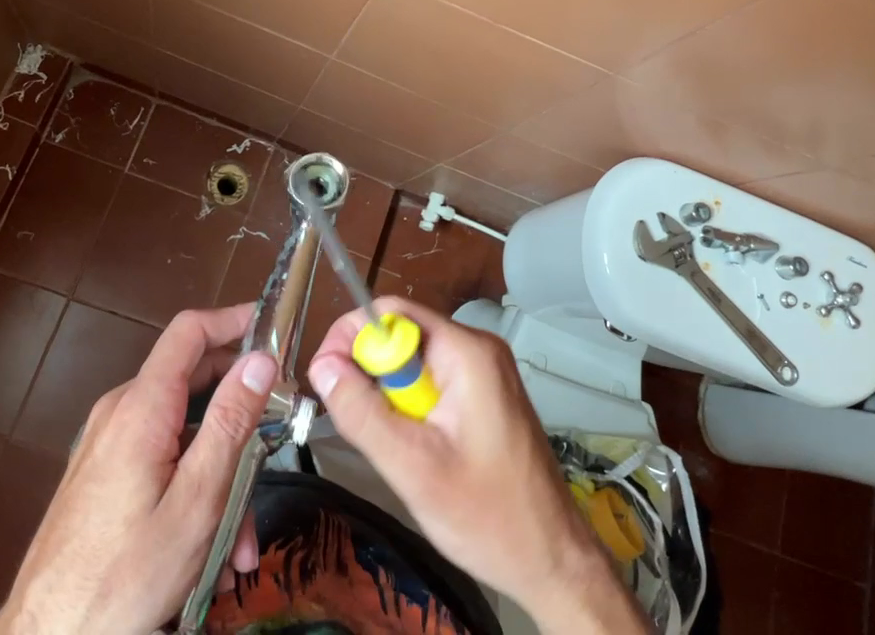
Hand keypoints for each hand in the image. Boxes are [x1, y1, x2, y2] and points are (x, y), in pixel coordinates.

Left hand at [0, 304, 275, 633]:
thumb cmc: (128, 572)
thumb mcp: (198, 499)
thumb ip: (231, 423)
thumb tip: (260, 359)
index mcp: (142, 407)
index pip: (189, 331)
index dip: (234, 320)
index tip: (276, 331)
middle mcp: (120, 411)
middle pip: (193, 384)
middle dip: (240, 420)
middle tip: (276, 458)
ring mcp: (107, 442)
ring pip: (183, 433)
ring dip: (220, 475)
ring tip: (238, 543)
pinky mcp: (103, 472)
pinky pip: (160, 459)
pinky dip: (192, 489)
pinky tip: (209, 548)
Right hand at [307, 298, 652, 632]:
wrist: (552, 561)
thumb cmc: (488, 518)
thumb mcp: (412, 466)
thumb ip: (361, 412)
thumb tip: (322, 366)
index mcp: (467, 353)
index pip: (392, 313)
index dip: (350, 337)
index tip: (323, 378)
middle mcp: (478, 350)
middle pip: (402, 336)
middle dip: (368, 372)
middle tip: (351, 421)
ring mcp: (485, 374)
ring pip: (413, 363)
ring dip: (388, 396)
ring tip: (387, 444)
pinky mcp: (485, 398)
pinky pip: (432, 384)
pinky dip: (410, 409)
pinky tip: (413, 449)